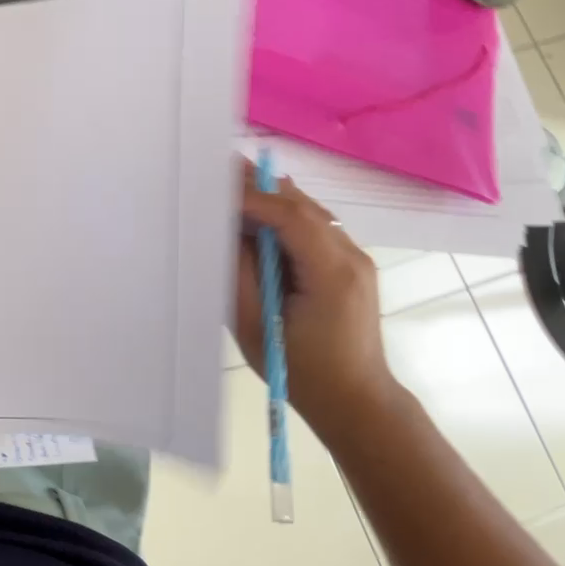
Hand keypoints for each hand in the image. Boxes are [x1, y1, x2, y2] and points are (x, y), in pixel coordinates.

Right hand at [231, 160, 402, 428]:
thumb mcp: (255, 322)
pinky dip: (279, 215)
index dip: (249, 198)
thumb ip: (240, 272)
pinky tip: (251, 215)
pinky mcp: (345, 265)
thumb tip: (225, 229)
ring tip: (225, 184)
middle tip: (213, 168)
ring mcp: (353, 258)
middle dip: (257, 186)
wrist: (354, 397)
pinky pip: (310, 228)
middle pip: (301, 205)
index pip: (290, 217)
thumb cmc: (298, 368)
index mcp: (332, 271)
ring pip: (307, 212)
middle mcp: (351, 255)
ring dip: (268, 197)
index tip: (209, 187)